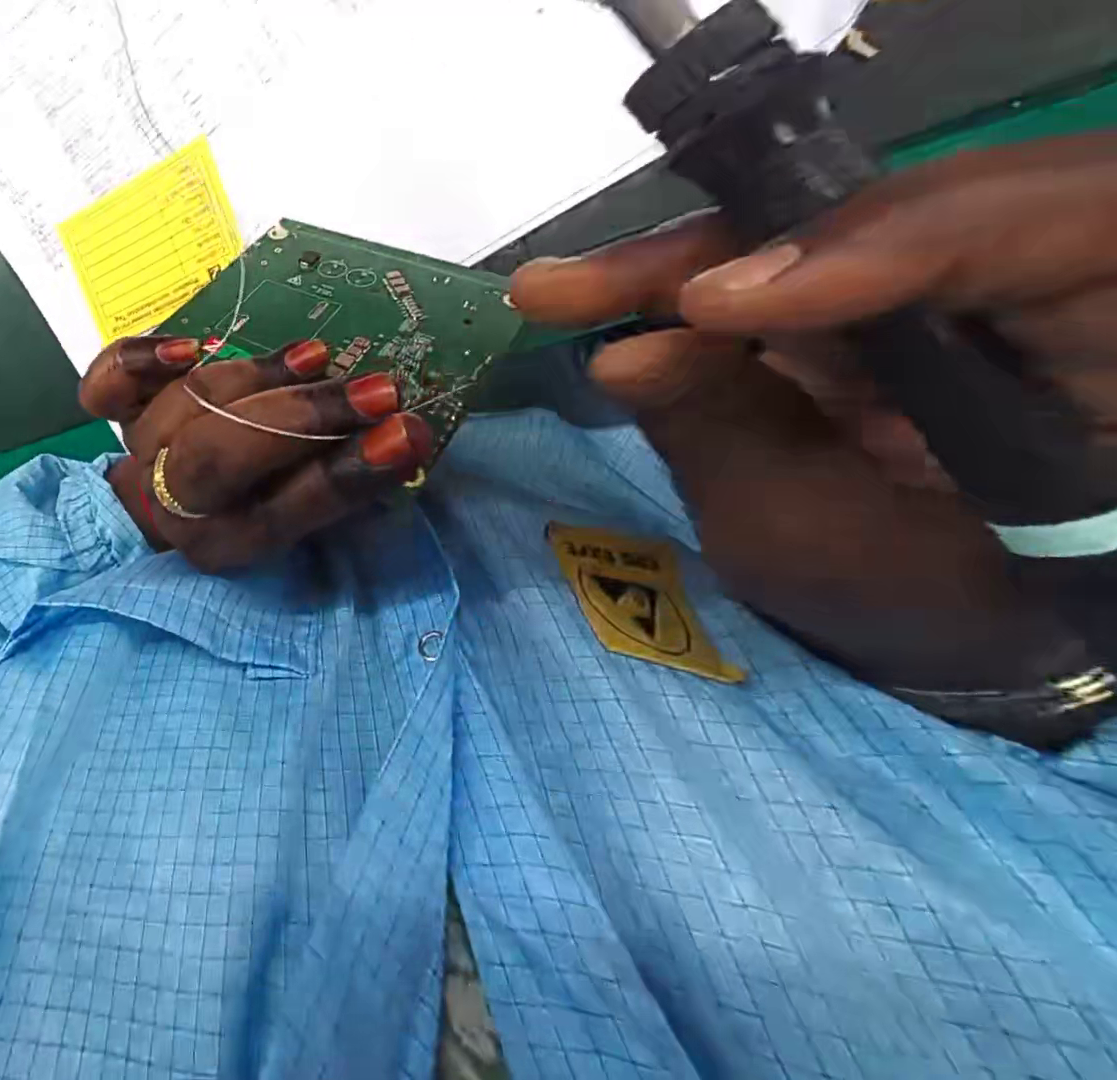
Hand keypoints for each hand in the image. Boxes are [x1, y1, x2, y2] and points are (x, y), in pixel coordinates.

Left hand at [79, 336, 433, 570]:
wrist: (181, 505)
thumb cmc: (256, 504)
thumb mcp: (306, 508)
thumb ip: (344, 479)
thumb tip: (403, 435)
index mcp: (226, 543)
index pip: (279, 516)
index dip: (340, 476)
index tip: (404, 434)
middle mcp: (174, 505)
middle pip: (215, 458)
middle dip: (297, 418)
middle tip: (374, 390)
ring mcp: (142, 455)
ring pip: (178, 410)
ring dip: (248, 380)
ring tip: (311, 360)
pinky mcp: (121, 415)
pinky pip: (107, 388)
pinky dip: (137, 363)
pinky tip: (188, 349)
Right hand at [507, 134, 1116, 691]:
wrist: (960, 618)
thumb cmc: (911, 600)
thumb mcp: (821, 534)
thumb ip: (734, 435)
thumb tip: (620, 354)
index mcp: (1101, 315)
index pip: (1014, 226)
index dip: (854, 249)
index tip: (701, 308)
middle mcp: (1032, 272)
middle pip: (857, 217)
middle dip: (693, 258)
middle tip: (553, 291)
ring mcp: (943, 288)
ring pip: (800, 242)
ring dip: (663, 274)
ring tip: (555, 295)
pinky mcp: (872, 311)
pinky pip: (769, 284)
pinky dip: (673, 304)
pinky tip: (598, 308)